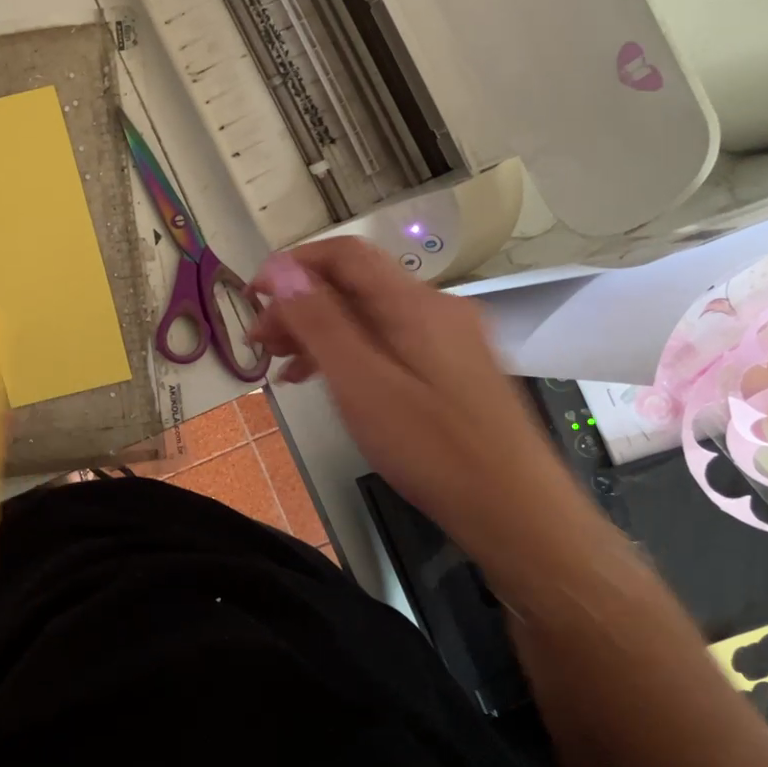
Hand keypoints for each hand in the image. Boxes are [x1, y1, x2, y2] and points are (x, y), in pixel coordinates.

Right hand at [247, 238, 567, 535]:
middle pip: (354, 284)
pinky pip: (386, 340)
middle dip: (298, 304)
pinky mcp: (452, 367)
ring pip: (368, 314)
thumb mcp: (360, 383)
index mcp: (415, 305)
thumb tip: (281, 270)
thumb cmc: (431, 448)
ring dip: (317, 330)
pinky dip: (346, 351)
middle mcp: (436, 309)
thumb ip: (319, 322)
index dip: (291, 265)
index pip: (344, 255)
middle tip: (258, 343)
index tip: (250, 296)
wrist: (517, 511)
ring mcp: (449, 339)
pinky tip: (323, 380)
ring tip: (280, 365)